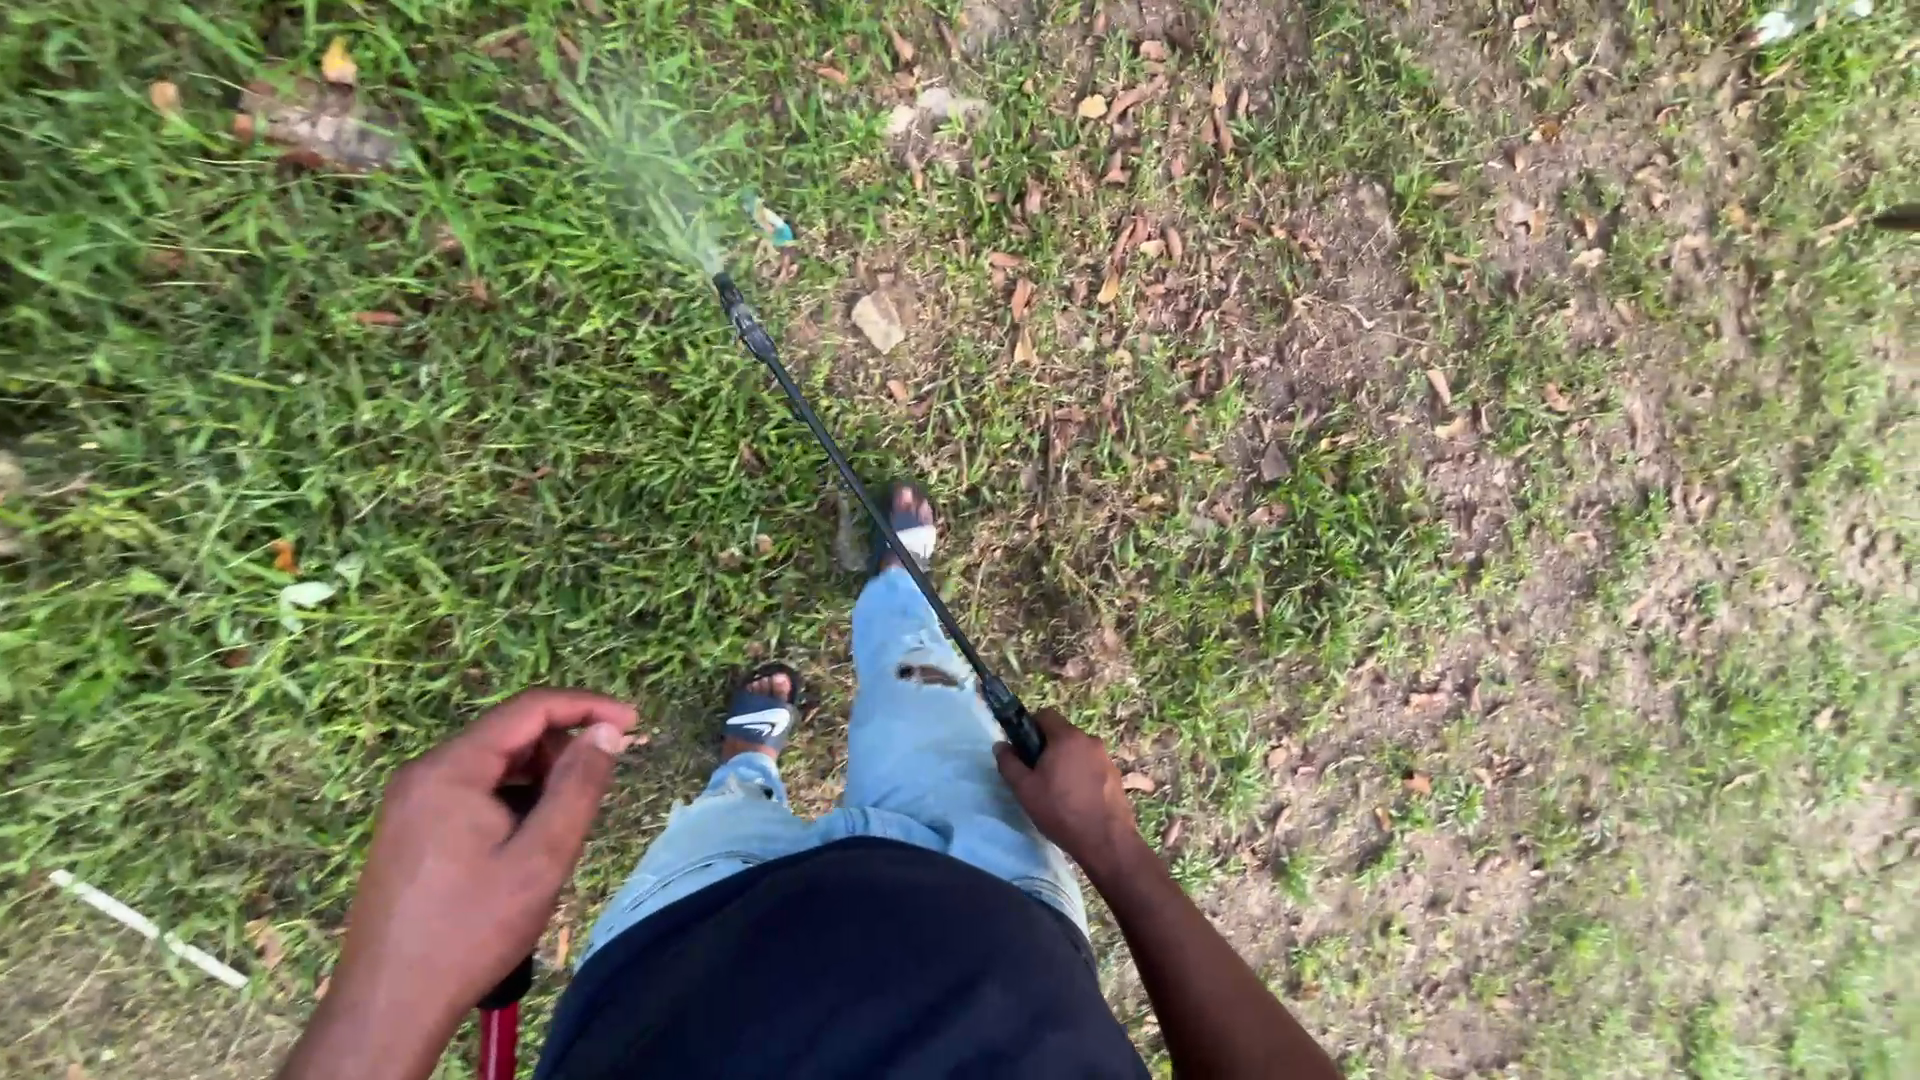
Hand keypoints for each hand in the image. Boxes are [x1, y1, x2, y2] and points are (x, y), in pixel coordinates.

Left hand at [327, 688, 635, 1034]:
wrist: (388, 1009)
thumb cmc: (471, 928)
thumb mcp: (542, 856)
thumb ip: (580, 785)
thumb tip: (606, 731)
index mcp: (450, 770)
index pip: (530, 709)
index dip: (588, 706)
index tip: (633, 724)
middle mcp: (424, 773)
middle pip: (511, 734)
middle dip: (563, 749)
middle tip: (595, 792)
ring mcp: (412, 802)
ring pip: (496, 763)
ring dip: (541, 778)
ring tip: (561, 827)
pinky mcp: (411, 828)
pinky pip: (476, 790)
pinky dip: (515, 799)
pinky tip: (527, 842)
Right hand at [994, 708, 1145, 876]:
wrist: (1106, 841)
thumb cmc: (1060, 811)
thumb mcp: (1025, 789)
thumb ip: (1009, 763)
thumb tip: (1000, 745)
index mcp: (1066, 737)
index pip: (1045, 715)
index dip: (1030, 727)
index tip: (1024, 749)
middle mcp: (1089, 740)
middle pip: (1062, 734)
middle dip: (1048, 748)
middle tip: (1037, 774)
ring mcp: (1106, 757)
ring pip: (1078, 751)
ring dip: (1066, 762)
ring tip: (1058, 791)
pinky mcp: (1116, 775)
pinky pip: (1092, 766)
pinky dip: (1082, 775)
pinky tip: (1077, 799)